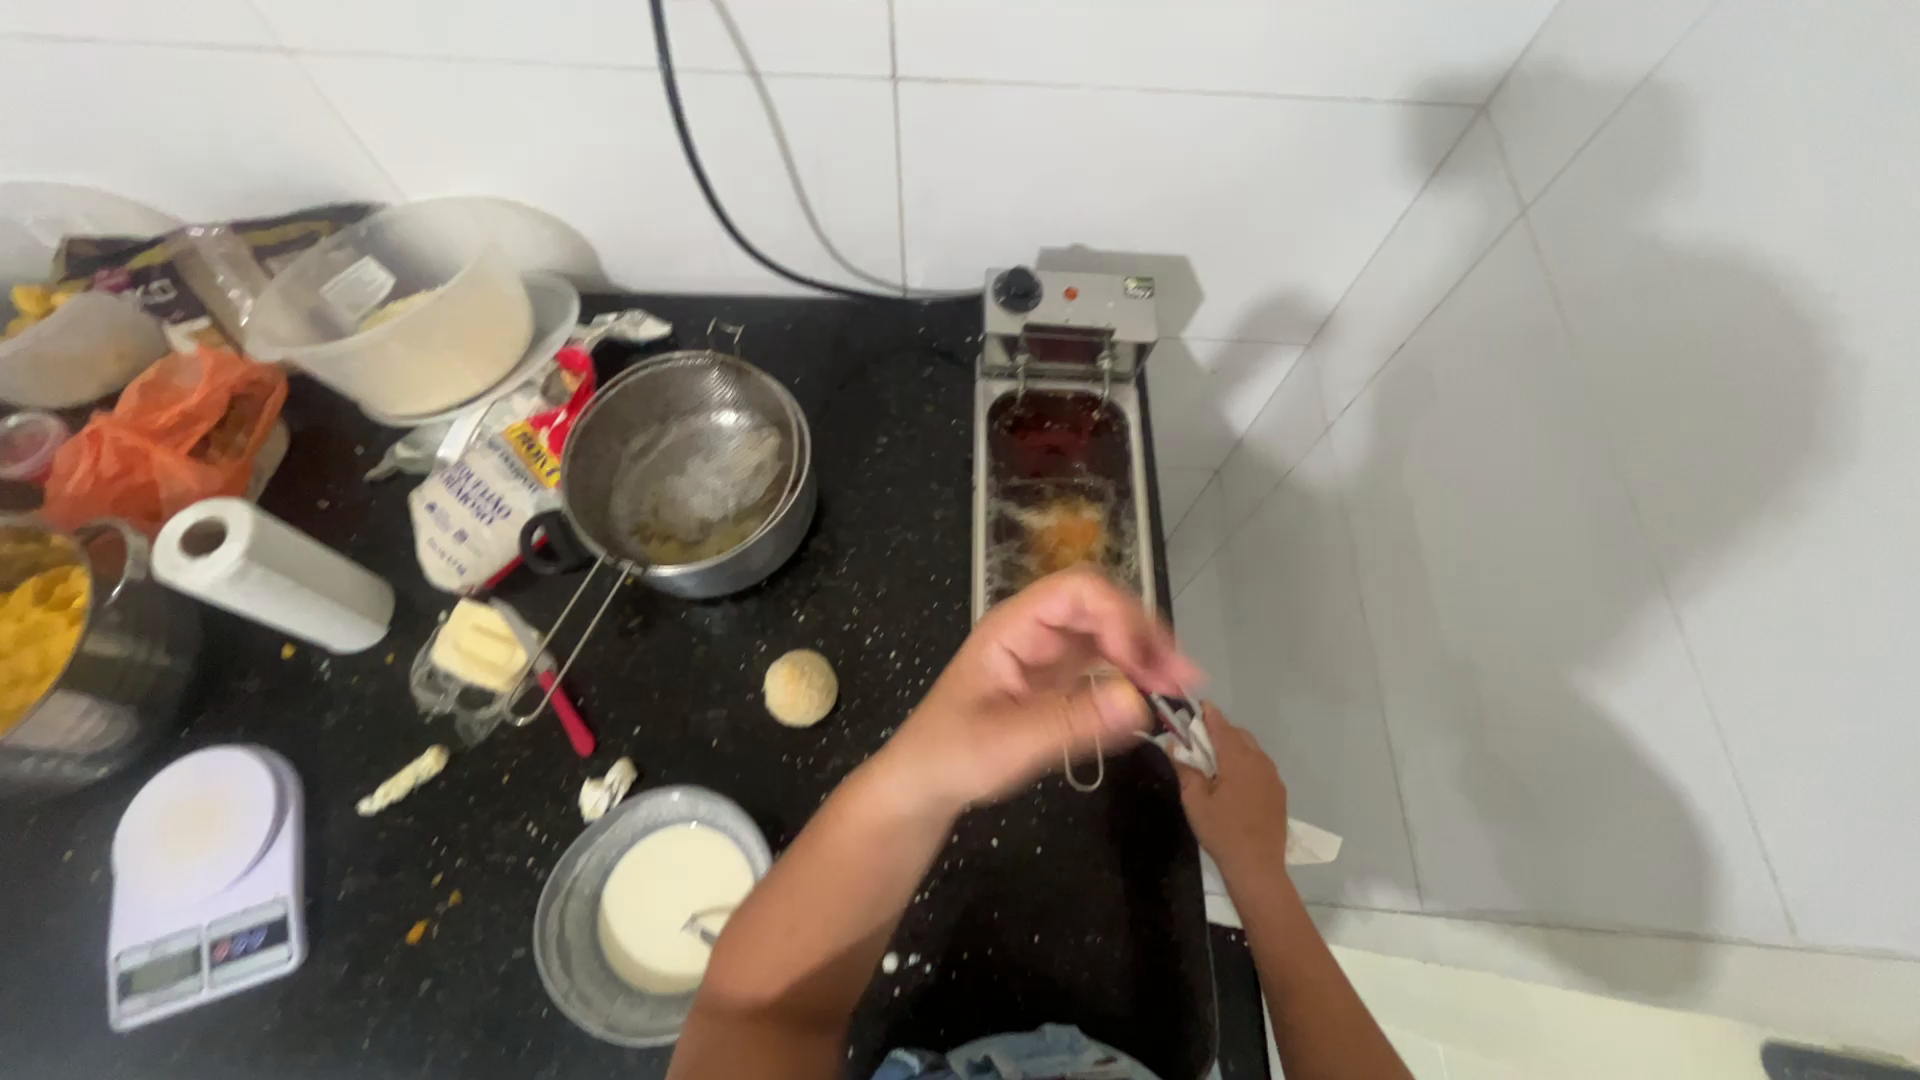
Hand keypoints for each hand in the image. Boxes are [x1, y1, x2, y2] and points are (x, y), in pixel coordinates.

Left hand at [875, 568, 1200, 813]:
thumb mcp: (1006, 743)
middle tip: (1180, 676)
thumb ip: (1070, 722)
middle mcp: (1036, 633)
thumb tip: (1139, 702)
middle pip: (1100, 608)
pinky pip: (1103, 668)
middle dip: (1143, 633)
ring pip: (1108, 636)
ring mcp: (1048, 657)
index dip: (1117, 616)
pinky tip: (1152, 699)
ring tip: (1178, 687)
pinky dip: (1132, 679)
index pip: (1076, 592)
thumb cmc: (951, 754)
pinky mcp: (1058, 683)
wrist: (925, 782)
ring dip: (1145, 654)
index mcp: (1013, 627)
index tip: (1143, 662)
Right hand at [1175, 705, 1291, 882]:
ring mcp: (1272, 777)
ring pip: (1252, 749)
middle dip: (1220, 730)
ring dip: (1234, 746)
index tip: (1197, 706)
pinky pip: (1260, 765)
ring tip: (1215, 761)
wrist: (1257, 867)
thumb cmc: (1221, 832)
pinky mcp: (1278, 791)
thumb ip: (1185, 767)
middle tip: (1199, 740)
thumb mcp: (1194, 800)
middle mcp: (1259, 762)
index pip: (1221, 726)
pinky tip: (1233, 780)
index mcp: (1237, 760)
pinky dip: (1246, 761)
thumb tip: (1174, 743)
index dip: (1208, 714)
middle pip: (1238, 734)